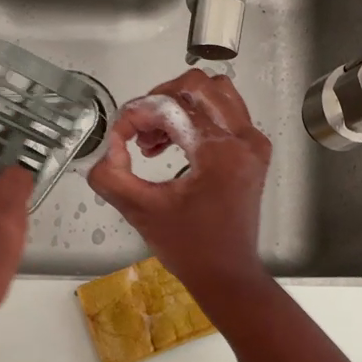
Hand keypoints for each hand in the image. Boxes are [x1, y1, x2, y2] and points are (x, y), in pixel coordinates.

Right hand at [87, 70, 272, 295]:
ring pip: (216, 93)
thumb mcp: (140, 210)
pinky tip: (172, 145)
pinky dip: (195, 118)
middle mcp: (244, 139)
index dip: (137, 115)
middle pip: (198, 86)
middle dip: (160, 100)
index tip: (120, 138)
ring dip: (179, 105)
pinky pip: (225, 113)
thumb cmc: (189, 248)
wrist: (226, 274)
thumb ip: (112, 175)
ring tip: (155, 138)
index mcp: (219, 151)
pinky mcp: (253, 152)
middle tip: (139, 129)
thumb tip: (108, 147)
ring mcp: (253, 144)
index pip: (170, 107)